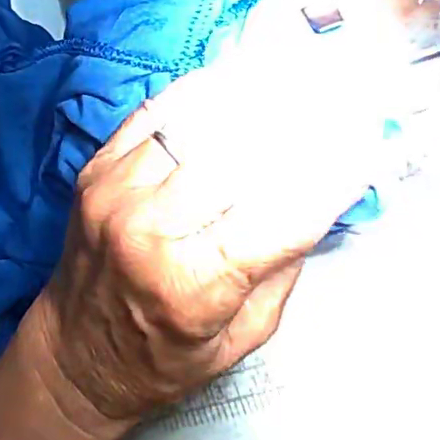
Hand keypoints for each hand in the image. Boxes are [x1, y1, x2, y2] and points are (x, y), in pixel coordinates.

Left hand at [0, 0, 379, 439]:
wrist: (77, 352)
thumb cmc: (164, 358)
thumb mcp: (240, 338)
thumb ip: (279, 267)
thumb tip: (316, 200)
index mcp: (188, 284)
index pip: (274, 218)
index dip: (325, 180)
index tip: (361, 147)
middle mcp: (147, 227)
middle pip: (231, 157)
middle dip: (287, 128)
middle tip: (328, 101)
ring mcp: (114, 188)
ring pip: (190, 126)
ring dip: (241, 103)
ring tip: (283, 81)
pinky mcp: (95, 167)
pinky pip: (150, 116)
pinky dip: (191, 96)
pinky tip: (223, 82)